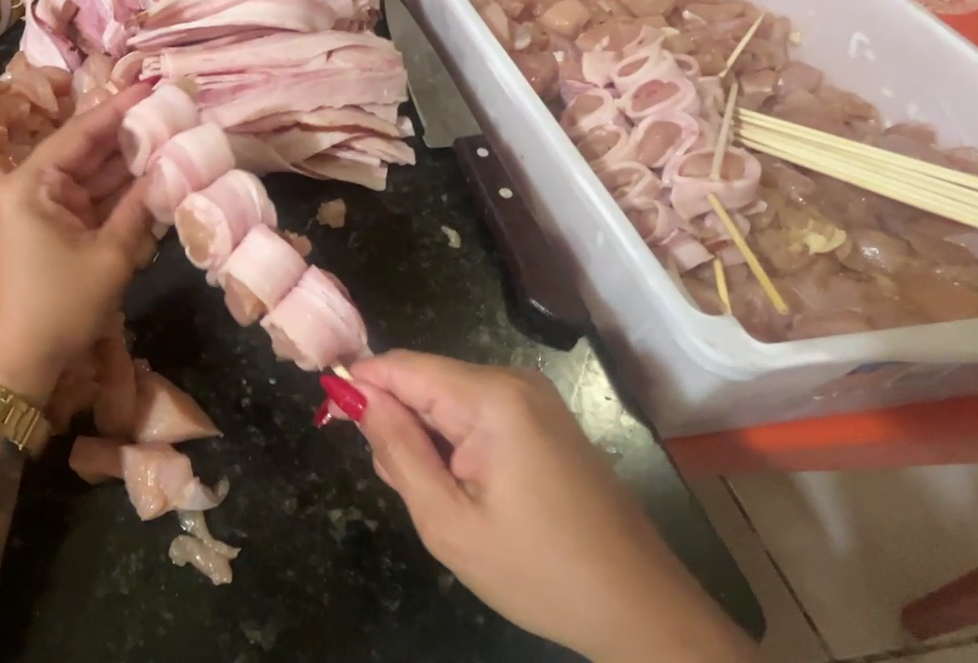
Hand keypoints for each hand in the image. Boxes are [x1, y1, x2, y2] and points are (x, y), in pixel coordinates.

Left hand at [0, 84, 154, 402]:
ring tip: (169, 138)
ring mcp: (38, 212)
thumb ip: (140, 209)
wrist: (20, 364)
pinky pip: (87, 203)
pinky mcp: (49, 233)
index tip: (150, 89)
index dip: (117, 110)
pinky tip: (150, 178)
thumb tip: (171, 170)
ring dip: (125, 165)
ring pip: (88, 178)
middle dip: (127, 136)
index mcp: (30, 184)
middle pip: (84, 152)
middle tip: (170, 113)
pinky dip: (115, 196)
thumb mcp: (108, 256)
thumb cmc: (60, 306)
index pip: (80, 133)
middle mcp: (29, 189)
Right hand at [347, 351, 758, 662]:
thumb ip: (395, 449)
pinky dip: (456, 447)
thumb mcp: (447, 520)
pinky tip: (469, 494)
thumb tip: (352, 393)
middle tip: (407, 490)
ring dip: (427, 442)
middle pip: (422, 382)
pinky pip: (476, 415)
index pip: (399, 366)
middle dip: (398, 426)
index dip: (359, 388)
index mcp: (490, 398)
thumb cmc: (539, 572)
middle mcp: (512, 381)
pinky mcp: (544, 420)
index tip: (335, 424)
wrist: (643, 611)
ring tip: (444, 502)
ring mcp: (534, 399)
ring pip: (445, 401)